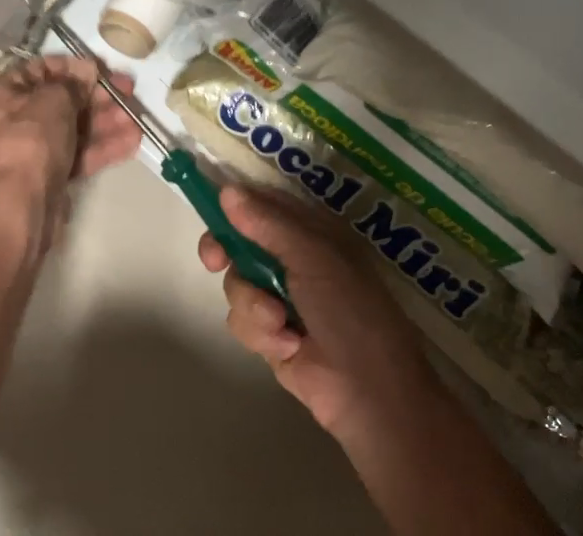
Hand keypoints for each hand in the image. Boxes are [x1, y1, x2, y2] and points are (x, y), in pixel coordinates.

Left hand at [0, 56, 140, 248]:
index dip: (74, 67)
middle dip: (97, 96)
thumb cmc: (29, 142)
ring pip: (74, 128)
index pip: (41, 69)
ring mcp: (33, 149)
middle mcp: (14, 118)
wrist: (18, 209)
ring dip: (106, 122)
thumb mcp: (51, 101)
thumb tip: (87, 71)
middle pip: (62, 100)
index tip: (104, 68)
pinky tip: (133, 141)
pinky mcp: (50, 175)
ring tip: (138, 118)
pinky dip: (103, 147)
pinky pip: (79, 153)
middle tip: (130, 91)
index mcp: (3, 92)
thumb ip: (72, 83)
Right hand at [198, 185, 433, 436]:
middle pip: (239, 241)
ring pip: (236, 283)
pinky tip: (286, 346)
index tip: (213, 211)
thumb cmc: (351, 314)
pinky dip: (260, 333)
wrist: (370, 392)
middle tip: (216, 262)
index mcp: (313, 234)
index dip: (236, 203)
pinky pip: (240, 318)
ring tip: (279, 324)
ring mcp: (279, 297)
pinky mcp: (269, 332)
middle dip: (226, 252)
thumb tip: (227, 191)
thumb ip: (270, 224)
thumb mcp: (315, 259)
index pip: (266, 204)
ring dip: (252, 304)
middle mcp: (293, 260)